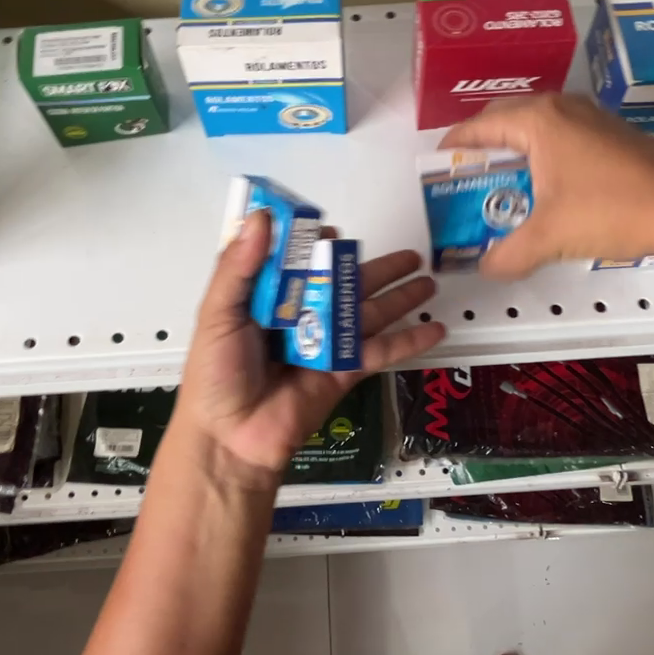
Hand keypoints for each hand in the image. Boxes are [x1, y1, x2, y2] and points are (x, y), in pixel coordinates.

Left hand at [172, 211, 444, 489]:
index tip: (332, 231)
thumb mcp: (218, 314)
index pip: (300, 262)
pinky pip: (381, 351)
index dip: (317, 244)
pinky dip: (410, 340)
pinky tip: (436, 328)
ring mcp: (327, 344)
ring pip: (370, 312)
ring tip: (428, 280)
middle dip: (379, 268)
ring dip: (400, 296)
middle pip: (347, 284)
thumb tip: (261, 217)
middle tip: (410, 255)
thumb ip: (238, 266)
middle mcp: (302, 316)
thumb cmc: (217, 374)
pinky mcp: (344, 372)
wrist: (232, 437)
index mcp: (269, 298)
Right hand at [440, 94, 653, 277]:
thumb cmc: (610, 212)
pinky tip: (547, 190)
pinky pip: (563, 137)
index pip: (480, 125)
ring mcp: (593, 119)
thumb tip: (486, 268)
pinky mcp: (614, 136)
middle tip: (467, 178)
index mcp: (539, 121)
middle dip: (483, 147)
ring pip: (537, 128)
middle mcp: (564, 108)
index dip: (454, 146)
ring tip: (502, 186)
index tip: (437, 167)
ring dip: (515, 152)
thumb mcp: (549, 238)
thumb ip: (507, 254)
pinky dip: (543, 156)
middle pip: (506, 120)